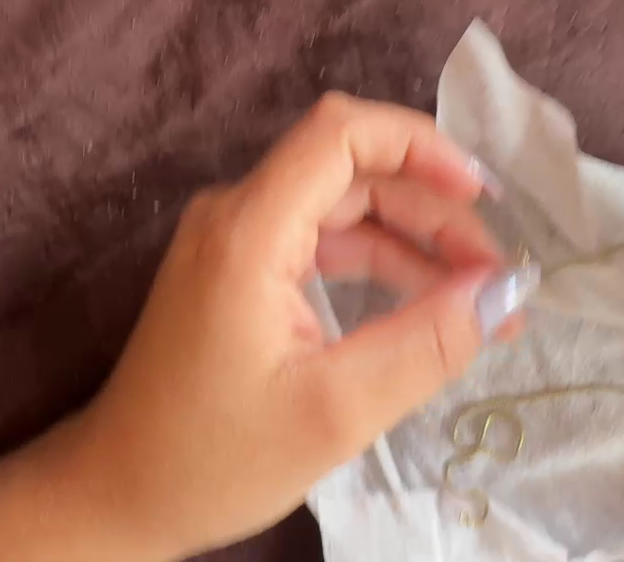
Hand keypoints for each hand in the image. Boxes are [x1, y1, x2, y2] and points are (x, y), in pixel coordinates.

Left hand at [63, 94, 530, 558]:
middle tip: (498, 274)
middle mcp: (237, 211)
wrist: (121, 488)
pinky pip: (319, 240)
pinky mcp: (240, 262)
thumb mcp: (334, 412)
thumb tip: (501, 288)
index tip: (480, 191)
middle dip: (430, 209)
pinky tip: (426, 301)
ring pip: (341, 205)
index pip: (338, 134)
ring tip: (481, 296)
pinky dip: (375, 262)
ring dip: (411, 240)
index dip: (416, 143)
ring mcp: (235, 234)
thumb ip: (425, 343)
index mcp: (249, 228)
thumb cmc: (214, 457)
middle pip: (350, 171)